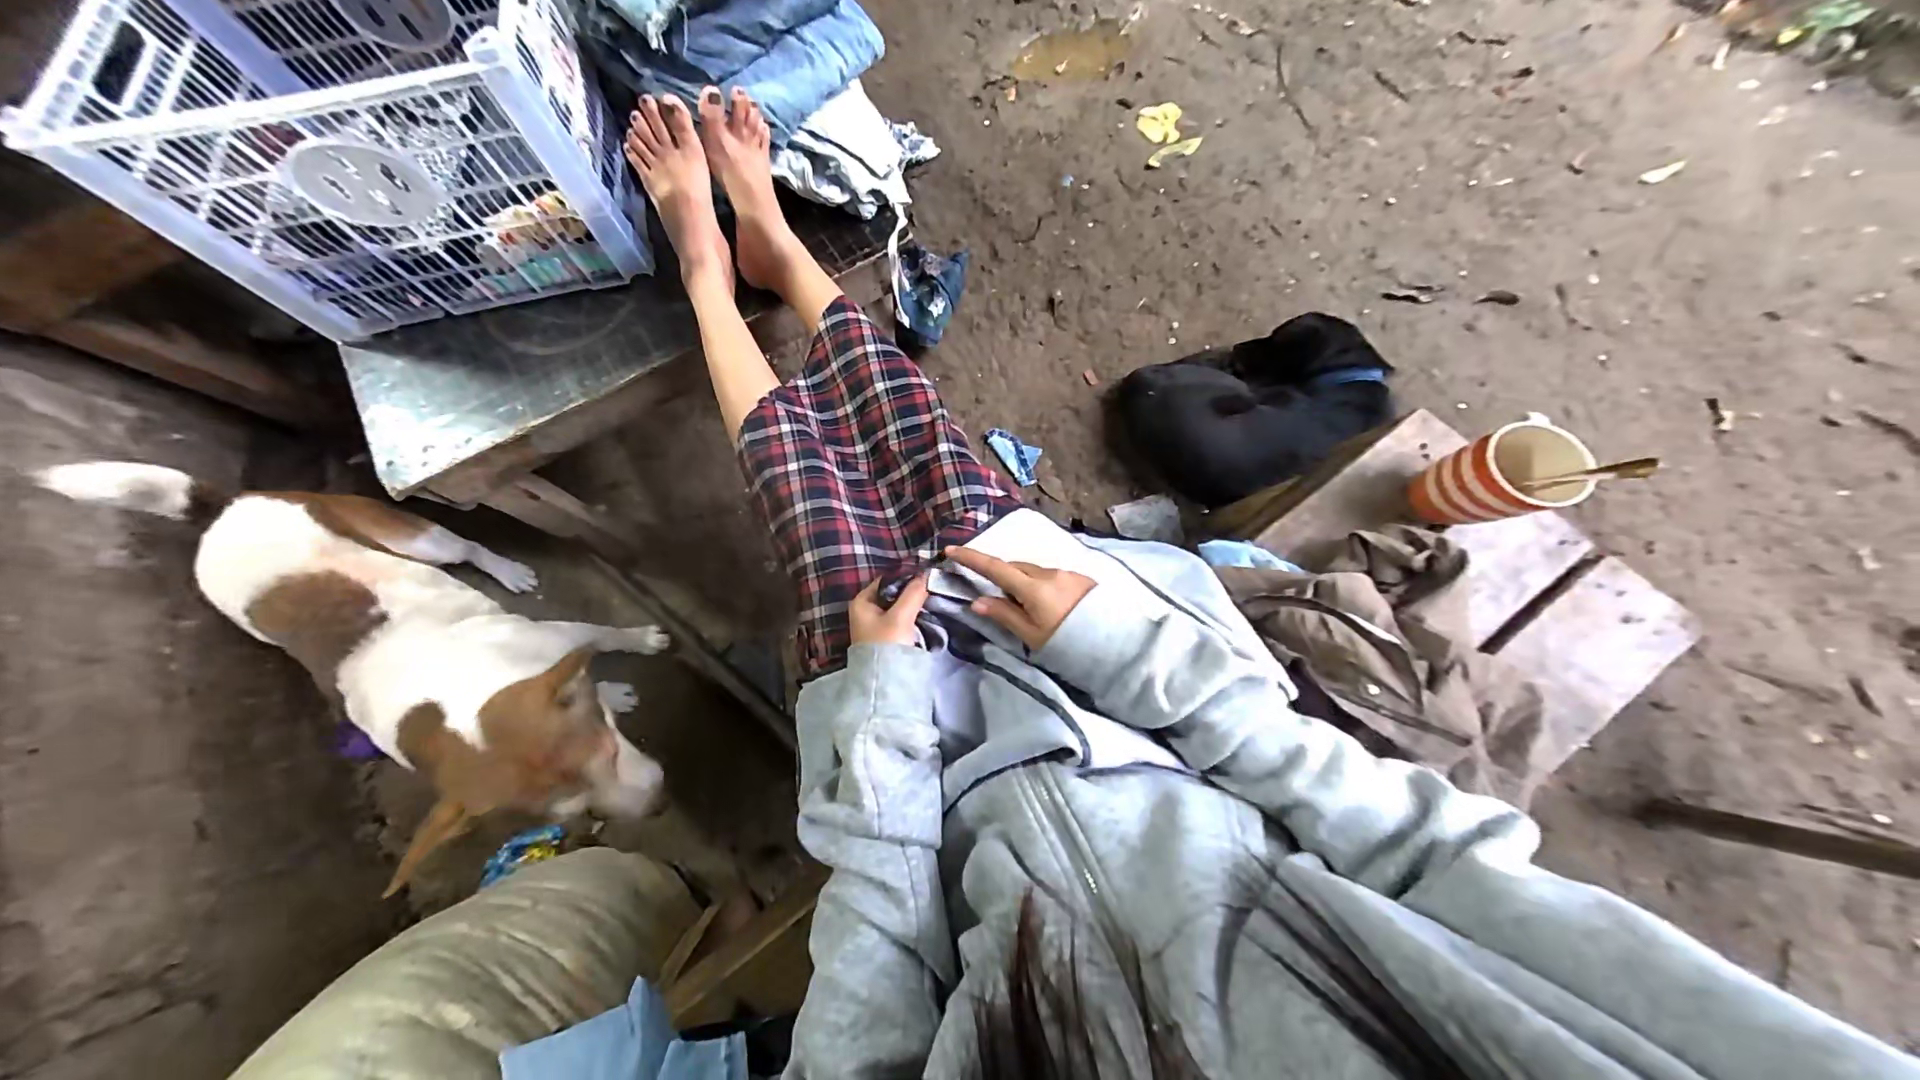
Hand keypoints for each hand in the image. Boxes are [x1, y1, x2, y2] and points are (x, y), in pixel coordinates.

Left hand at [848, 574, 929, 646]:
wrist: (883, 681)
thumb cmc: (887, 644)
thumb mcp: (901, 616)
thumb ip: (914, 593)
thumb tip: (927, 573)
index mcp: (862, 601)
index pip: (886, 580)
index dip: (906, 576)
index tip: (926, 574)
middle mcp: (866, 610)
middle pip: (893, 593)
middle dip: (911, 590)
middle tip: (931, 585)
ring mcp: (876, 624)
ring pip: (898, 606)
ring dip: (913, 603)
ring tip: (932, 597)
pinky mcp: (886, 636)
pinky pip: (901, 618)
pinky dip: (912, 615)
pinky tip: (926, 612)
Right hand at [944, 547, 1095, 649]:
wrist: (1117, 644)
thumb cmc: (1069, 644)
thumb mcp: (1032, 635)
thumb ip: (1004, 614)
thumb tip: (977, 600)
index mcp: (1033, 588)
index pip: (995, 567)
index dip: (971, 558)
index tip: (951, 549)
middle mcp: (1049, 573)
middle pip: (1015, 567)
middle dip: (1001, 575)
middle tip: (997, 598)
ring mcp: (1067, 573)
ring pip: (1033, 571)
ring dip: (1022, 581)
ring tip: (1027, 608)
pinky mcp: (1080, 577)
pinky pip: (1050, 575)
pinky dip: (1039, 584)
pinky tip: (1048, 605)